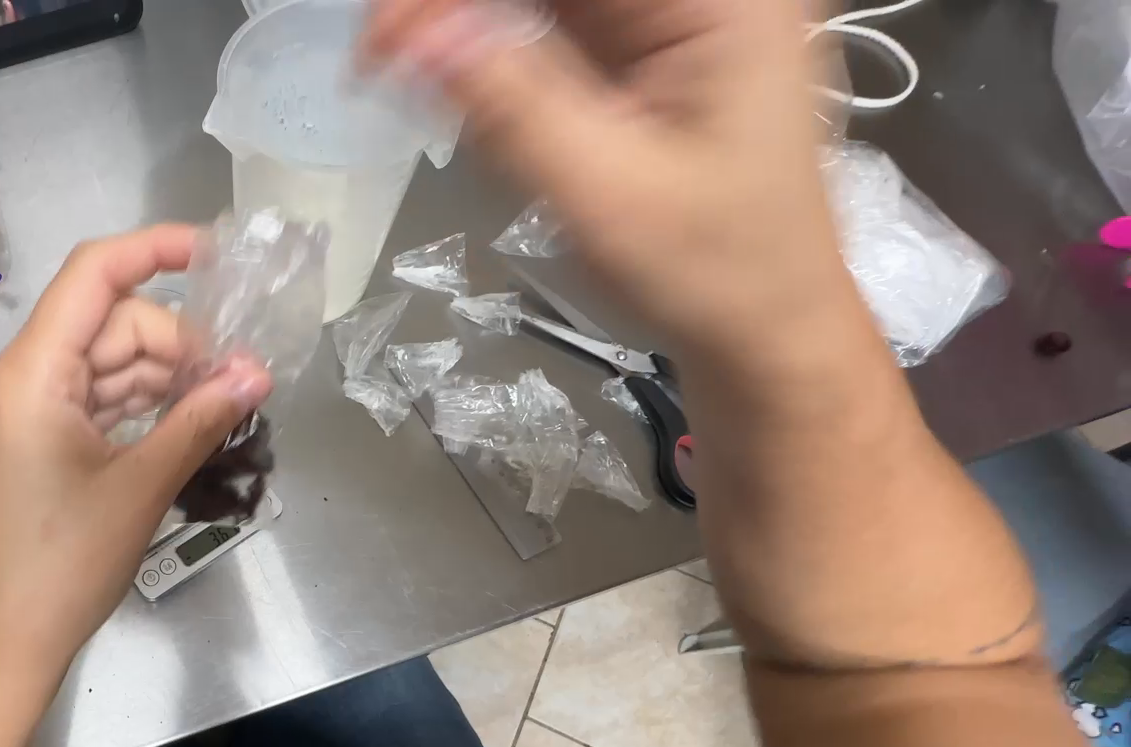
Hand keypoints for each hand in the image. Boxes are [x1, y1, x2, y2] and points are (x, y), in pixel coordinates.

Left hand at [0, 225, 271, 681]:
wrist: (16, 637)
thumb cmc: (67, 562)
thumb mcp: (142, 484)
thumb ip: (200, 419)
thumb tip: (259, 372)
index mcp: (34, 372)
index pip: (94, 275)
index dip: (155, 250)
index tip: (216, 254)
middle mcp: (28, 378)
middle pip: (113, 323)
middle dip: (176, 341)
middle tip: (236, 381)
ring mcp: (36, 412)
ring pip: (113, 363)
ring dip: (167, 376)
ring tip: (223, 403)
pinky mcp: (49, 442)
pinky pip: (104, 400)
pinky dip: (146, 404)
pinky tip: (189, 418)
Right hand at [363, 0, 866, 366]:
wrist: (759, 324)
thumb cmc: (703, 270)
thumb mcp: (602, 193)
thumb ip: (512, 109)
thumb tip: (417, 39)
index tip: (381, 40)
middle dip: (451, 9)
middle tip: (376, 54)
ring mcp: (669, 23)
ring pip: (544, 1)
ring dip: (464, 26)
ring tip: (396, 67)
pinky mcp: (643, 61)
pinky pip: (553, 31)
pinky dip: (493, 53)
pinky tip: (453, 82)